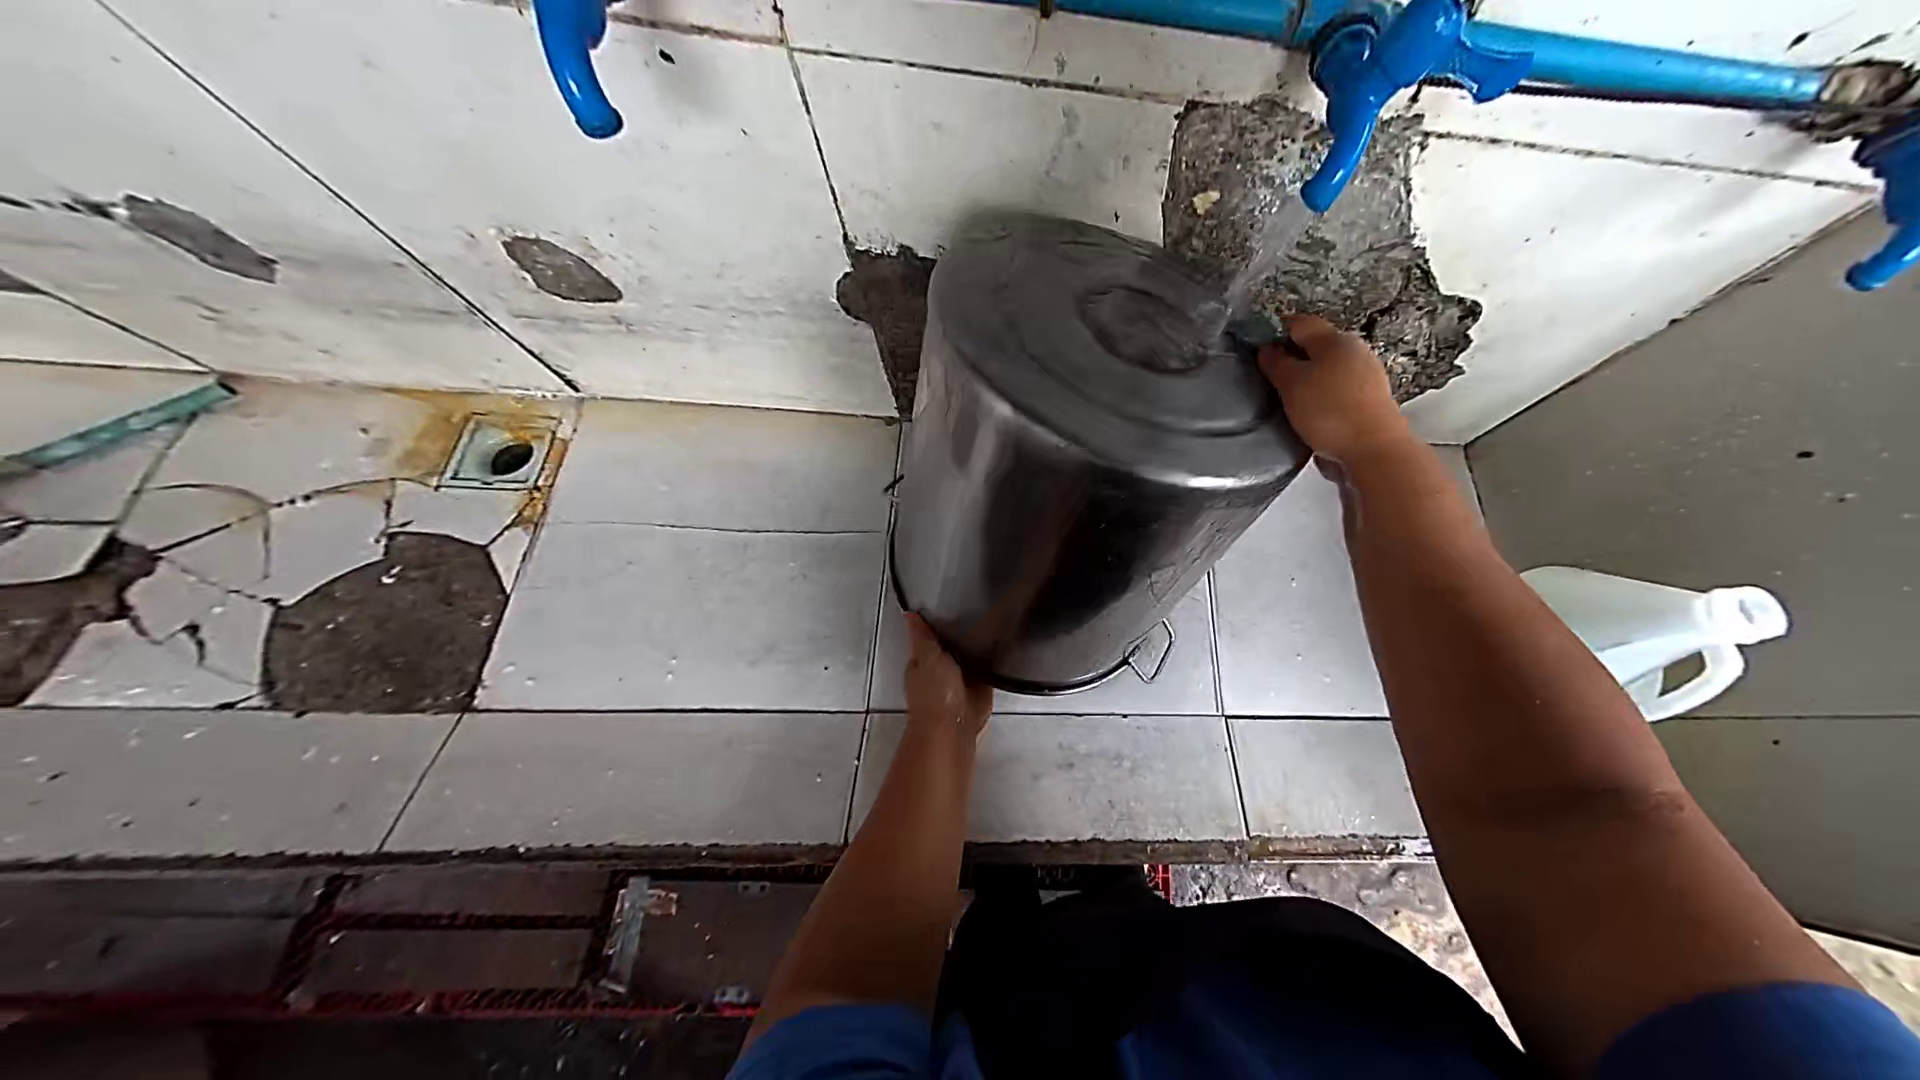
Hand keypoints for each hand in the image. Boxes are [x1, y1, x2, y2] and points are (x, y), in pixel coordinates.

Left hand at [904, 613, 992, 739]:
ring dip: (978, 643)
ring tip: (993, 620)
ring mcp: (961, 676)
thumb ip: (922, 635)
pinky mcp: (980, 684)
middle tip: (978, 606)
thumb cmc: (934, 693)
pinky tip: (1001, 644)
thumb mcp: (926, 656)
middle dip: (963, 630)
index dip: (940, 619)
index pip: (931, 633)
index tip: (953, 599)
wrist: (955, 725)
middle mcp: (942, 667)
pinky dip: (992, 658)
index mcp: (924, 659)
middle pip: (953, 642)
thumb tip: (909, 613)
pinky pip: (987, 666)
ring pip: (970, 652)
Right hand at [1259, 314, 1412, 463]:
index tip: (1255, 347)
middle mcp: (1354, 350)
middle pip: (1314, 345)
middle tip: (1267, 375)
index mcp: (1335, 340)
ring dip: (1305, 377)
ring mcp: (1365, 374)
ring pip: (1325, 367)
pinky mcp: (1367, 398)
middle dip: (1290, 356)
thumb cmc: (1329, 412)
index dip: (1273, 331)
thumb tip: (1267, 349)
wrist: (1372, 449)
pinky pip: (1336, 387)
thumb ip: (1275, 363)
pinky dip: (1319, 393)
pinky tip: (1308, 411)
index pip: (1298, 323)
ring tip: (1285, 397)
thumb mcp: (1290, 385)